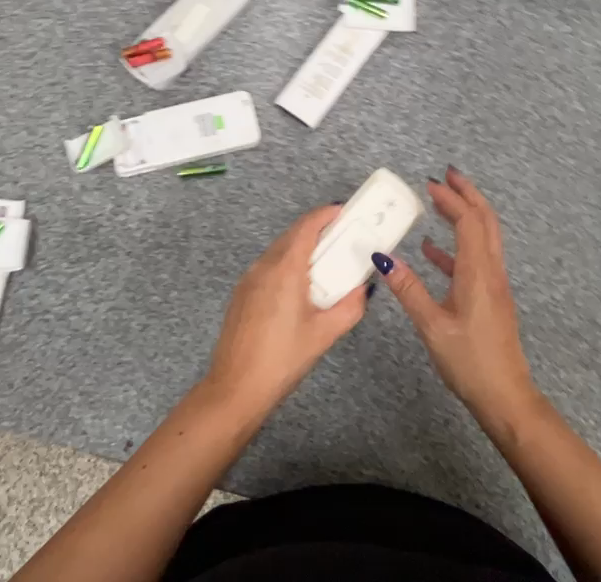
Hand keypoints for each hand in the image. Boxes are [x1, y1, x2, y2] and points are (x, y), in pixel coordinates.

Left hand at [202, 204, 366, 415]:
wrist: (236, 388)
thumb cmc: (283, 359)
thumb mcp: (325, 334)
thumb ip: (350, 306)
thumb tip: (364, 288)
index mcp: (284, 269)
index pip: (306, 227)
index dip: (326, 214)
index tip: (344, 211)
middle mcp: (263, 266)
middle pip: (291, 236)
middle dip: (316, 231)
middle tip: (342, 236)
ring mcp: (248, 280)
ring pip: (278, 251)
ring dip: (300, 248)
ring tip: (325, 261)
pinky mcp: (241, 294)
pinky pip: (267, 267)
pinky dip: (287, 265)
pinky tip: (299, 285)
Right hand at [379, 167, 538, 419]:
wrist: (505, 396)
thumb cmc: (469, 361)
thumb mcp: (432, 325)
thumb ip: (408, 290)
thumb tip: (383, 258)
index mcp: (479, 272)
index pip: (468, 221)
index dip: (450, 199)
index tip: (429, 184)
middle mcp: (491, 271)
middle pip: (485, 221)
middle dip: (467, 195)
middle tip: (446, 176)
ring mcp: (494, 285)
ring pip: (484, 237)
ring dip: (465, 215)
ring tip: (439, 203)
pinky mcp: (491, 298)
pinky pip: (476, 259)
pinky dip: (457, 246)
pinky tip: (432, 252)